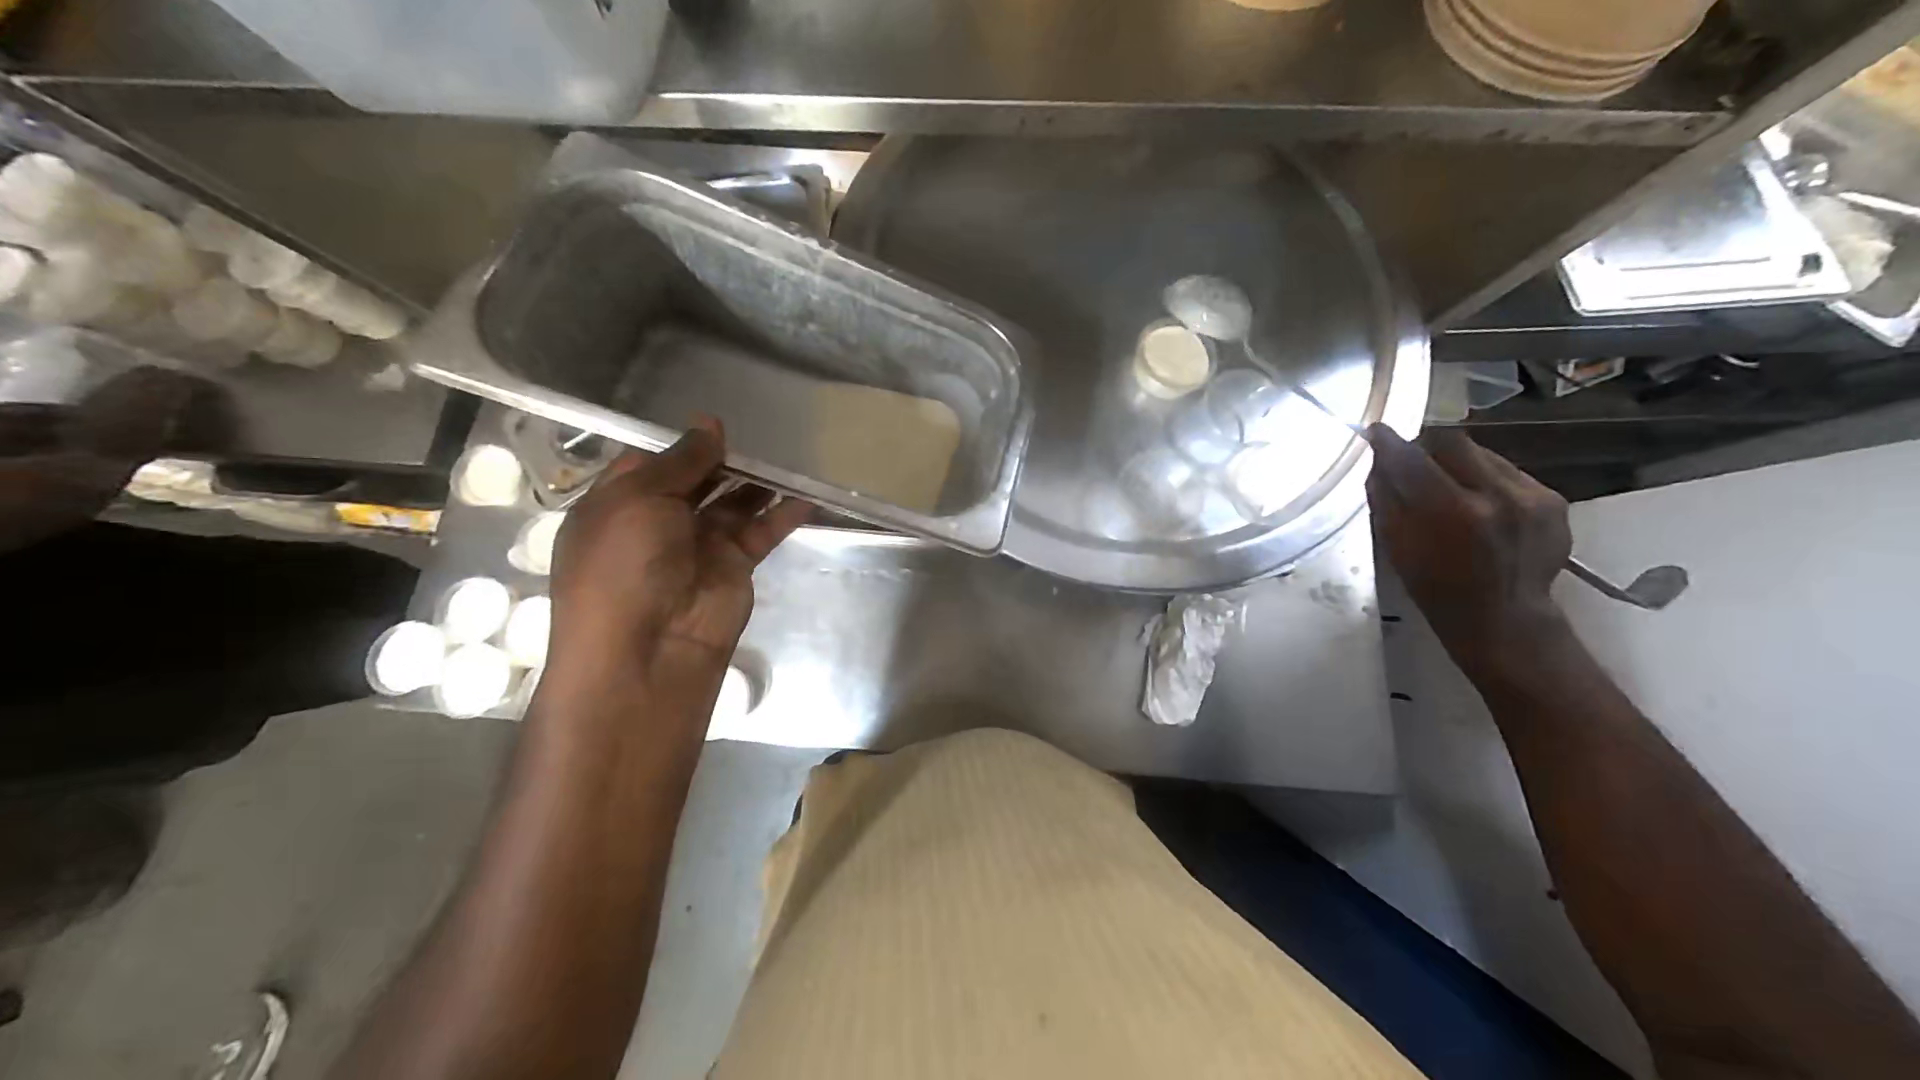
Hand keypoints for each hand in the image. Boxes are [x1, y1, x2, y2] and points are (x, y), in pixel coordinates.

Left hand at [548, 419, 810, 680]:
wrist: (648, 650)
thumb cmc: (623, 565)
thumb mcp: (638, 498)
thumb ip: (680, 461)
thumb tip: (709, 424)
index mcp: (617, 506)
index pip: (651, 464)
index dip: (681, 445)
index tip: (714, 425)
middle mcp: (657, 524)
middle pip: (696, 481)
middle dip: (721, 459)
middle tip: (756, 435)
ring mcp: (699, 546)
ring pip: (733, 503)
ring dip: (755, 481)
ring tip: (784, 454)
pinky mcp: (736, 566)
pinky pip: (762, 531)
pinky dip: (783, 513)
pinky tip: (806, 494)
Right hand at [1365, 425, 1572, 671]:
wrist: (1505, 618)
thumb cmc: (1437, 588)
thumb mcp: (1398, 546)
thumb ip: (1387, 499)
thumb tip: (1378, 461)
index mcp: (1451, 512)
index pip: (1412, 456)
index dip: (1389, 441)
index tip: (1377, 430)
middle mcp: (1497, 495)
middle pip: (1453, 441)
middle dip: (1428, 446)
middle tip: (1415, 459)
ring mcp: (1532, 495)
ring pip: (1483, 453)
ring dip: (1459, 463)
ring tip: (1450, 486)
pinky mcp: (1553, 500)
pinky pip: (1510, 472)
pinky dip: (1488, 480)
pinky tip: (1482, 505)